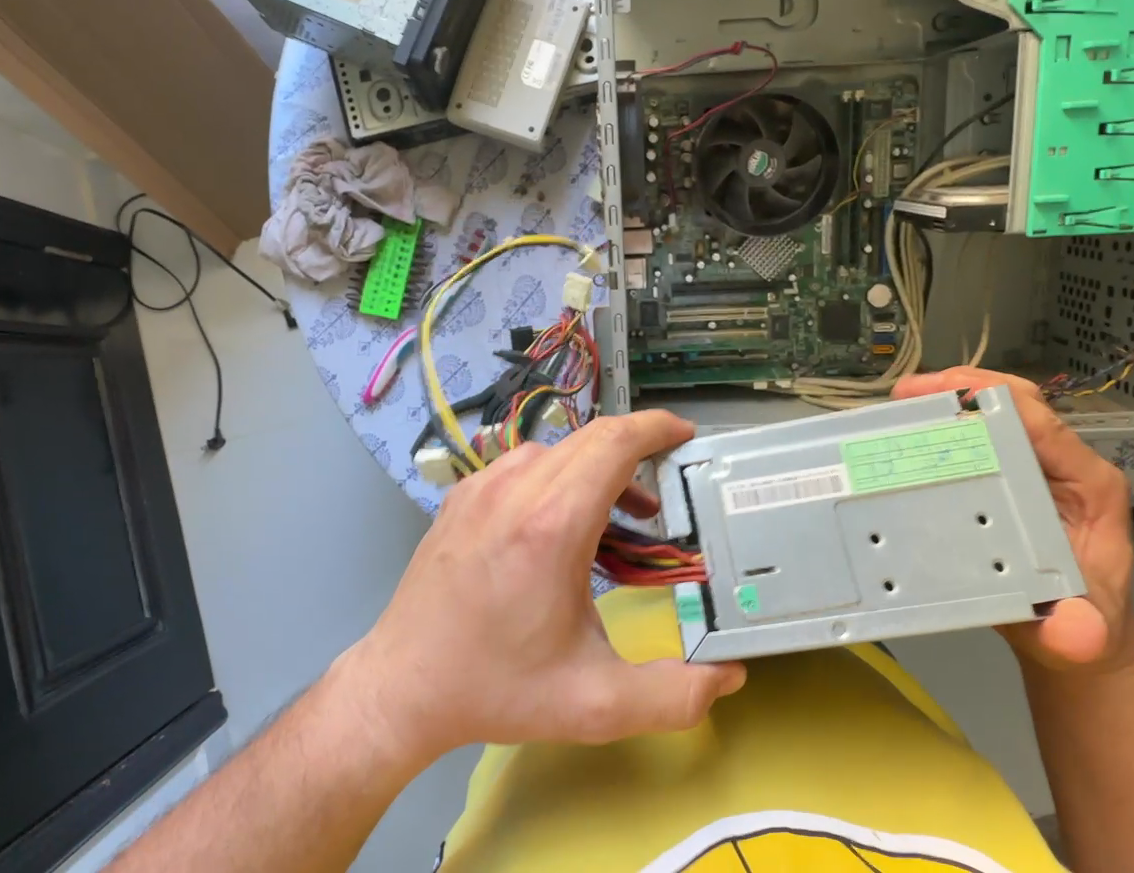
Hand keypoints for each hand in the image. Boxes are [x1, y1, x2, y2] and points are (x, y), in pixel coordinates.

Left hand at [341, 411, 747, 762]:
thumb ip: (674, 696)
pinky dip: (557, 476)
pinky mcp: (460, 498)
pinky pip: (521, 465)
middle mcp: (515, 489)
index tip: (686, 435)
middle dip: (636, 449)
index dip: (656, 428)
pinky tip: (561, 523)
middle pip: (590, 439)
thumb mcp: (596, 705)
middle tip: (667, 487)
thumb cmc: (499, 689)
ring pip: (556, 449)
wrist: (403, 687)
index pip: (614, 442)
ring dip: (596, 466)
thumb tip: (730, 677)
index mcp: (553, 525)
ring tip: (620, 516)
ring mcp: (481, 488)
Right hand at [893, 368, 1133, 676]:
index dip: (997, 402)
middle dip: (964, 386)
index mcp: (1088, 486)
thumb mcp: (1082, 633)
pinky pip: (981, 435)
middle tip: (908, 393)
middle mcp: (1063, 466)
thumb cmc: (1085, 624)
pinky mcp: (1011, 476)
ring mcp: (1037, 468)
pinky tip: (910, 427)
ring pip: (998, 411)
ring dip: (950, 398)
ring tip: (900, 402)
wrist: (1079, 633)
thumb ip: (1077, 633)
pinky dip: (946, 422)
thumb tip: (1072, 633)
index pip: (1045, 426)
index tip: (944, 395)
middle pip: (1019, 403)